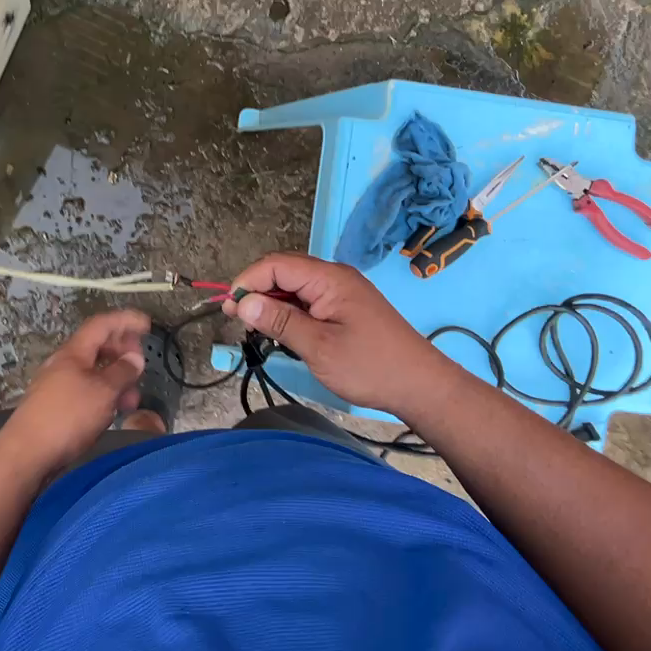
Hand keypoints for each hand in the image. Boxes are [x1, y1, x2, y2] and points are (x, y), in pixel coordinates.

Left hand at [0, 310, 150, 477]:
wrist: (26, 454)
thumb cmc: (67, 417)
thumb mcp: (103, 392)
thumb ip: (122, 372)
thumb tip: (135, 357)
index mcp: (74, 352)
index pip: (102, 325)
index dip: (125, 321)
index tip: (147, 324)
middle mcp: (64, 363)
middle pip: (97, 347)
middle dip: (122, 352)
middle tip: (141, 364)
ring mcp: (57, 385)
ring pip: (93, 372)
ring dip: (116, 379)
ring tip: (132, 399)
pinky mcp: (56, 407)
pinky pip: (86, 391)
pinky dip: (103, 396)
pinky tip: (112, 412)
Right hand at [221, 252, 451, 414]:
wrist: (421, 386)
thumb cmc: (370, 367)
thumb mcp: (318, 347)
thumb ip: (279, 321)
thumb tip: (243, 302)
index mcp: (329, 278)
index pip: (276, 264)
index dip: (248, 281)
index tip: (228, 308)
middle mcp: (335, 276)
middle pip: (283, 270)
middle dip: (256, 289)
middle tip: (235, 319)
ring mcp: (342, 291)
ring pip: (294, 285)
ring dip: (271, 302)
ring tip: (254, 328)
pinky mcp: (345, 307)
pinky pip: (308, 299)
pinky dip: (289, 311)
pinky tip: (281, 331)